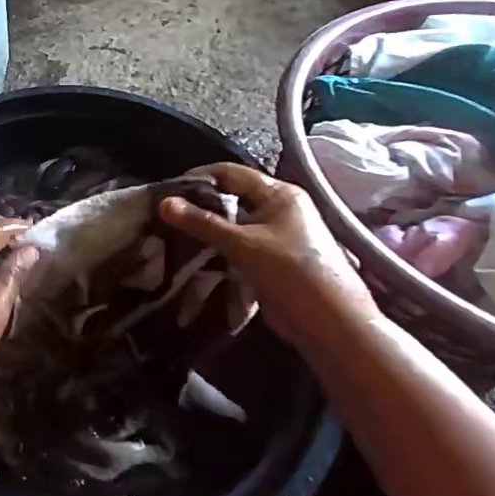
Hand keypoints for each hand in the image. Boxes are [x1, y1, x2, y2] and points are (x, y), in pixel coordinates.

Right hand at [158, 163, 377, 348]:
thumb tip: (163, 202)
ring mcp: (276, 232)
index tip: (166, 190)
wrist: (331, 323)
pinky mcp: (271, 255)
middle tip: (166, 212)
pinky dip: (216, 242)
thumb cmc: (292, 273)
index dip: (197, 177)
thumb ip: (202, 222)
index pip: (230, 172)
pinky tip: (193, 249)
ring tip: (172, 230)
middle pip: (230, 194)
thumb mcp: (243, 244)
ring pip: (232, 219)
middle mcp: (279, 207)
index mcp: (280, 194)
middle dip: (198, 201)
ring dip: (205, 224)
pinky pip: (236, 240)